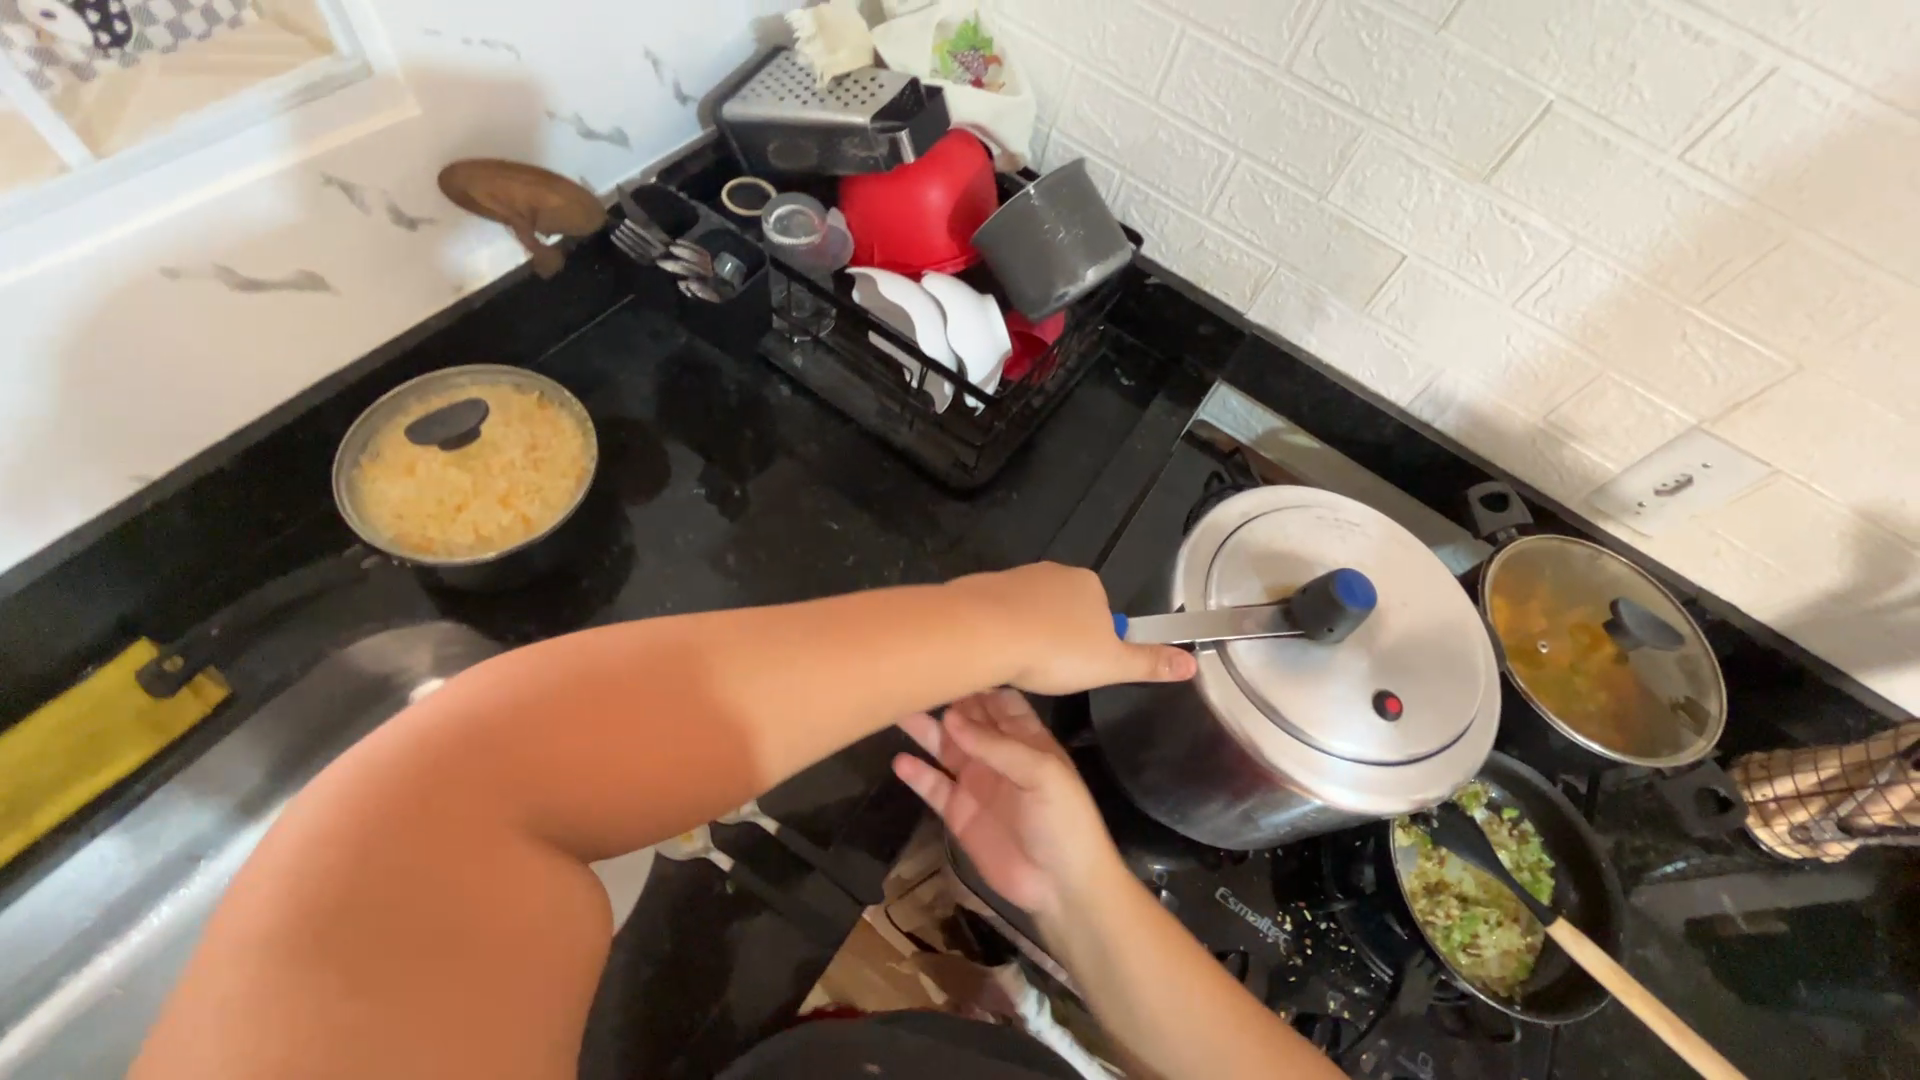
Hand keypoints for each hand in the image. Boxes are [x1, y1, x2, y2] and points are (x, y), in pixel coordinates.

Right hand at [892, 690, 1122, 919]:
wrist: (1062, 886)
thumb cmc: (1064, 820)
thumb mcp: (1042, 774)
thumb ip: (997, 744)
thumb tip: (952, 717)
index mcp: (1026, 739)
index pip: (999, 700)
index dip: (978, 682)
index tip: (949, 662)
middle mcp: (998, 754)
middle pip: (967, 719)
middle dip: (944, 699)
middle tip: (912, 679)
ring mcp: (976, 782)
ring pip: (944, 747)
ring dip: (923, 730)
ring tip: (896, 710)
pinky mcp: (959, 812)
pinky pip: (933, 786)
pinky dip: (917, 774)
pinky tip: (900, 761)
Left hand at [948, 562, 1195, 694]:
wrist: (985, 632)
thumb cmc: (1055, 650)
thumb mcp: (1111, 664)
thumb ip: (1149, 663)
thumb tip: (1191, 664)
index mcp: (1089, 584)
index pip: (1102, 614)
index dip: (1094, 643)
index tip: (1080, 666)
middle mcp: (1054, 572)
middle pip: (1065, 610)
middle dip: (1060, 638)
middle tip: (1050, 671)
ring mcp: (1017, 577)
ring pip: (1030, 612)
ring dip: (1028, 634)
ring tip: (1021, 665)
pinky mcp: (984, 588)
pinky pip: (999, 613)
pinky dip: (1001, 631)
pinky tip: (996, 654)